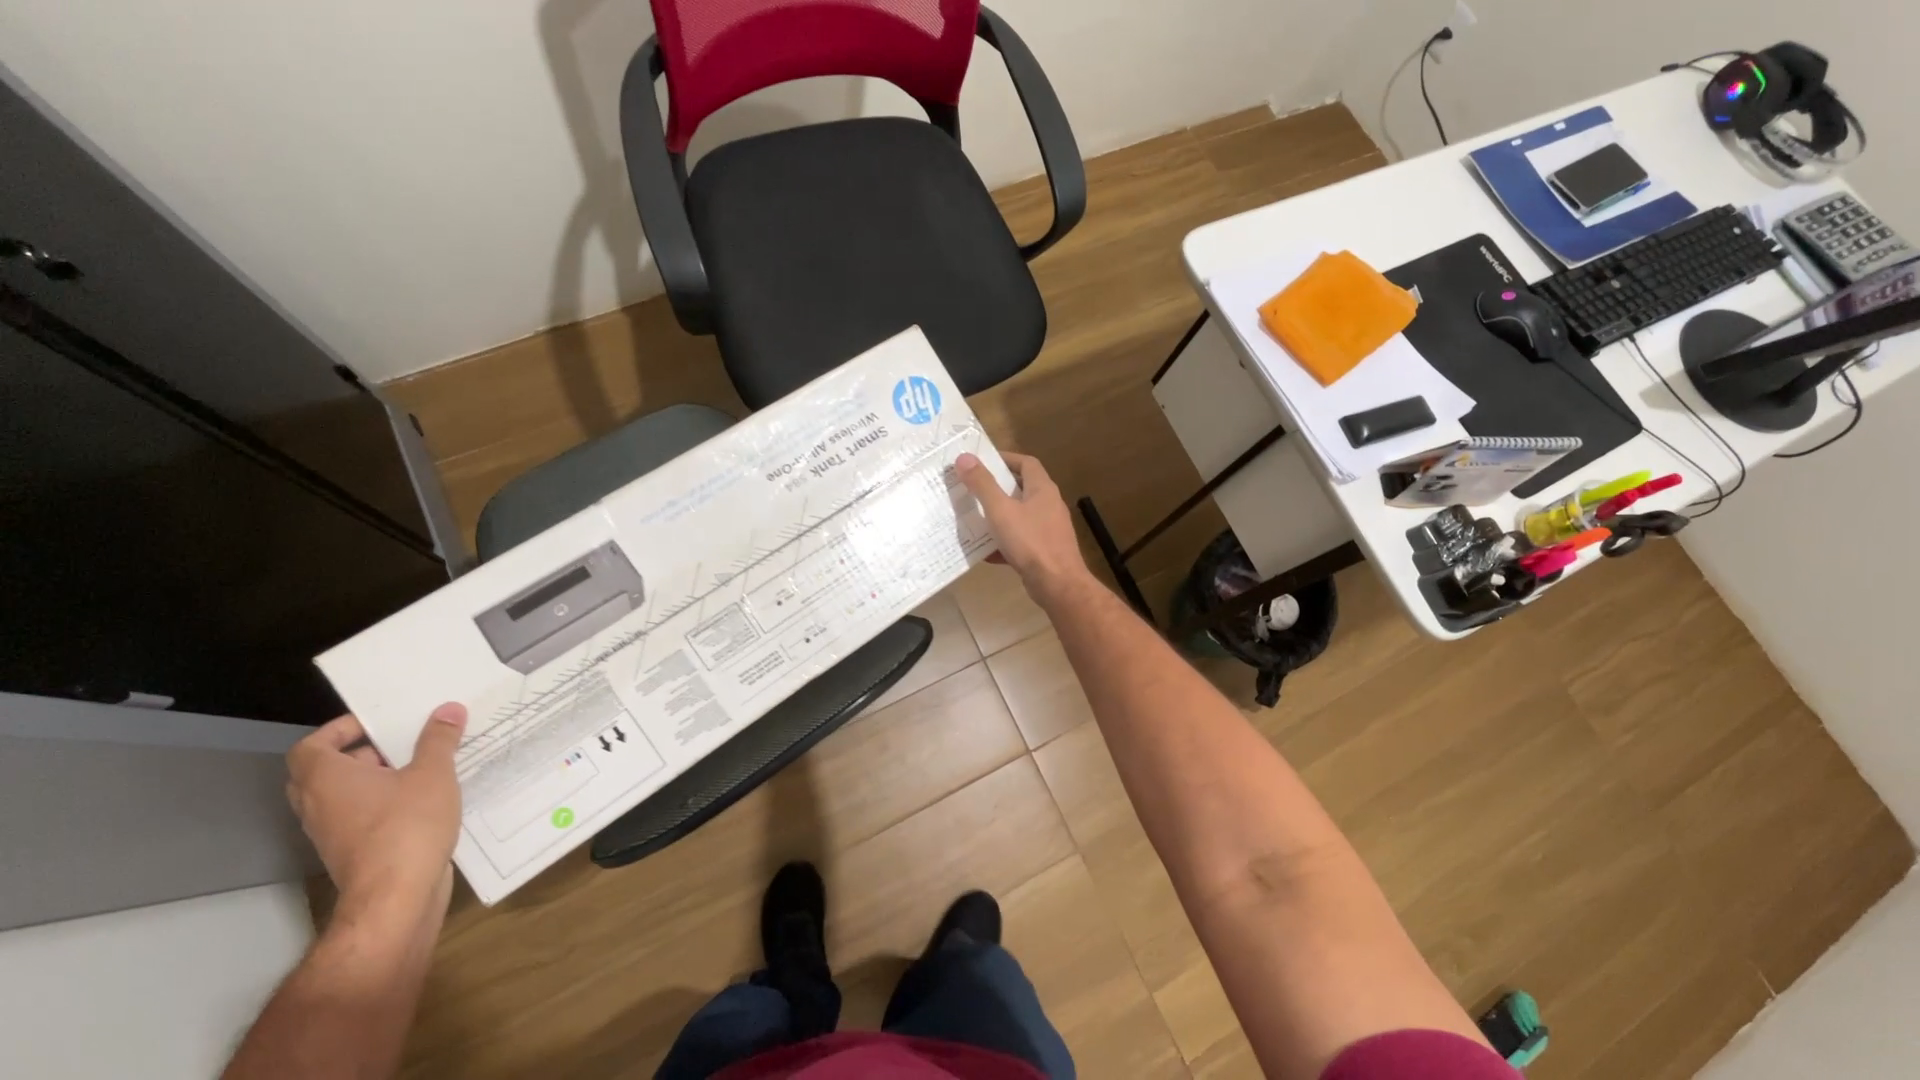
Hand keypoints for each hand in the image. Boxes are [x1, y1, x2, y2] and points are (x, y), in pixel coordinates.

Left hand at [286, 704, 467, 922]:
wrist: (396, 898)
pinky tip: (422, 804)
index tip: (377, 724)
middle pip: (324, 771)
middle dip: (360, 756)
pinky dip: (380, 807)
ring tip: (418, 772)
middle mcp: (318, 805)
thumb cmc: (407, 826)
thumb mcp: (433, 774)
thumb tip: (448, 709)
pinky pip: (358, 820)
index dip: (340, 730)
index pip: (312, 746)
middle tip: (398, 746)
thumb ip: (439, 740)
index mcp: (326, 778)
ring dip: (373, 782)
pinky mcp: (350, 855)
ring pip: (343, 798)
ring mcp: (330, 834)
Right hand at [956, 452, 1091, 599]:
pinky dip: (1003, 542)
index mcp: (1042, 489)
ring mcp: (1048, 529)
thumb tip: (964, 457)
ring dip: (998, 516)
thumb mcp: (1001, 510)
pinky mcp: (1044, 551)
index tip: (982, 462)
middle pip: (1022, 488)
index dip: (1005, 459)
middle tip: (972, 489)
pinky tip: (985, 551)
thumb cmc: (1030, 541)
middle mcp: (1049, 505)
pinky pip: (1020, 540)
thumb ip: (982, 484)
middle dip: (997, 488)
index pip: (1026, 463)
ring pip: (1020, 516)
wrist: (1057, 584)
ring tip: (974, 517)